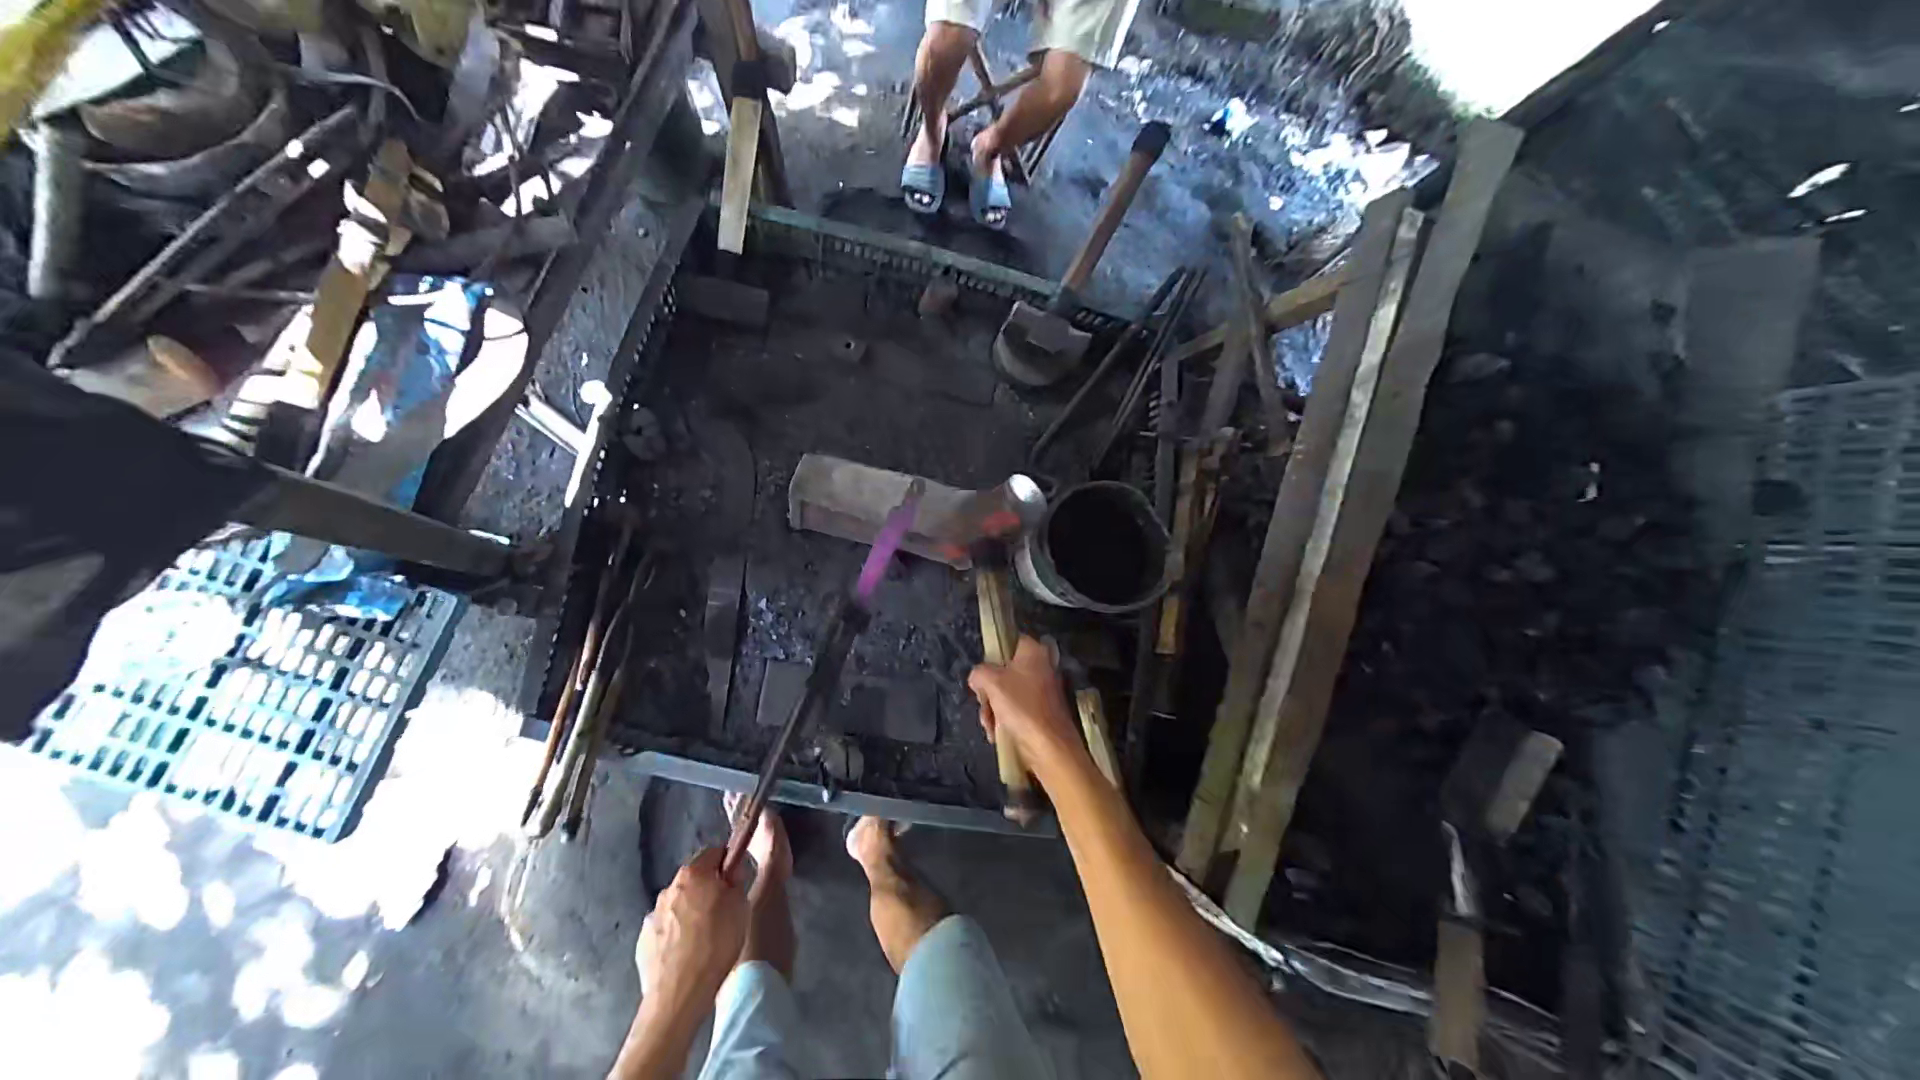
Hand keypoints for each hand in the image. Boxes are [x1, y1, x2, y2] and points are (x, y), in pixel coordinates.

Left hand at [636, 848, 747, 1007]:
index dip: (728, 864)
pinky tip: (686, 954)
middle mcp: (668, 889)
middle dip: (708, 889)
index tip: (736, 882)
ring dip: (690, 913)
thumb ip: (736, 881)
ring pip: (678, 906)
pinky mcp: (643, 942)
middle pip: (694, 880)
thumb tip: (730, 873)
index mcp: (693, 874)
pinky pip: (666, 930)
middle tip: (724, 911)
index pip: (713, 853)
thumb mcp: (741, 905)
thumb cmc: (717, 942)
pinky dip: (676, 936)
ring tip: (704, 938)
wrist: (679, 993)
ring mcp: (652, 916)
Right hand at [967, 635, 1083, 773]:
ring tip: (990, 725)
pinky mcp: (1041, 713)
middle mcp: (1041, 667)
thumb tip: (978, 678)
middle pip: (1004, 671)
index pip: (1009, 641)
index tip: (983, 672)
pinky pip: (1015, 710)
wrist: (1050, 746)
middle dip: (988, 691)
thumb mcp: (992, 683)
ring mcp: (1042, 691)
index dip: (993, 655)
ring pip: (1006, 693)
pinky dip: (1004, 721)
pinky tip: (997, 734)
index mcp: (1033, 652)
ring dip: (992, 709)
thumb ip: (979, 673)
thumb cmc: (1022, 707)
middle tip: (984, 703)